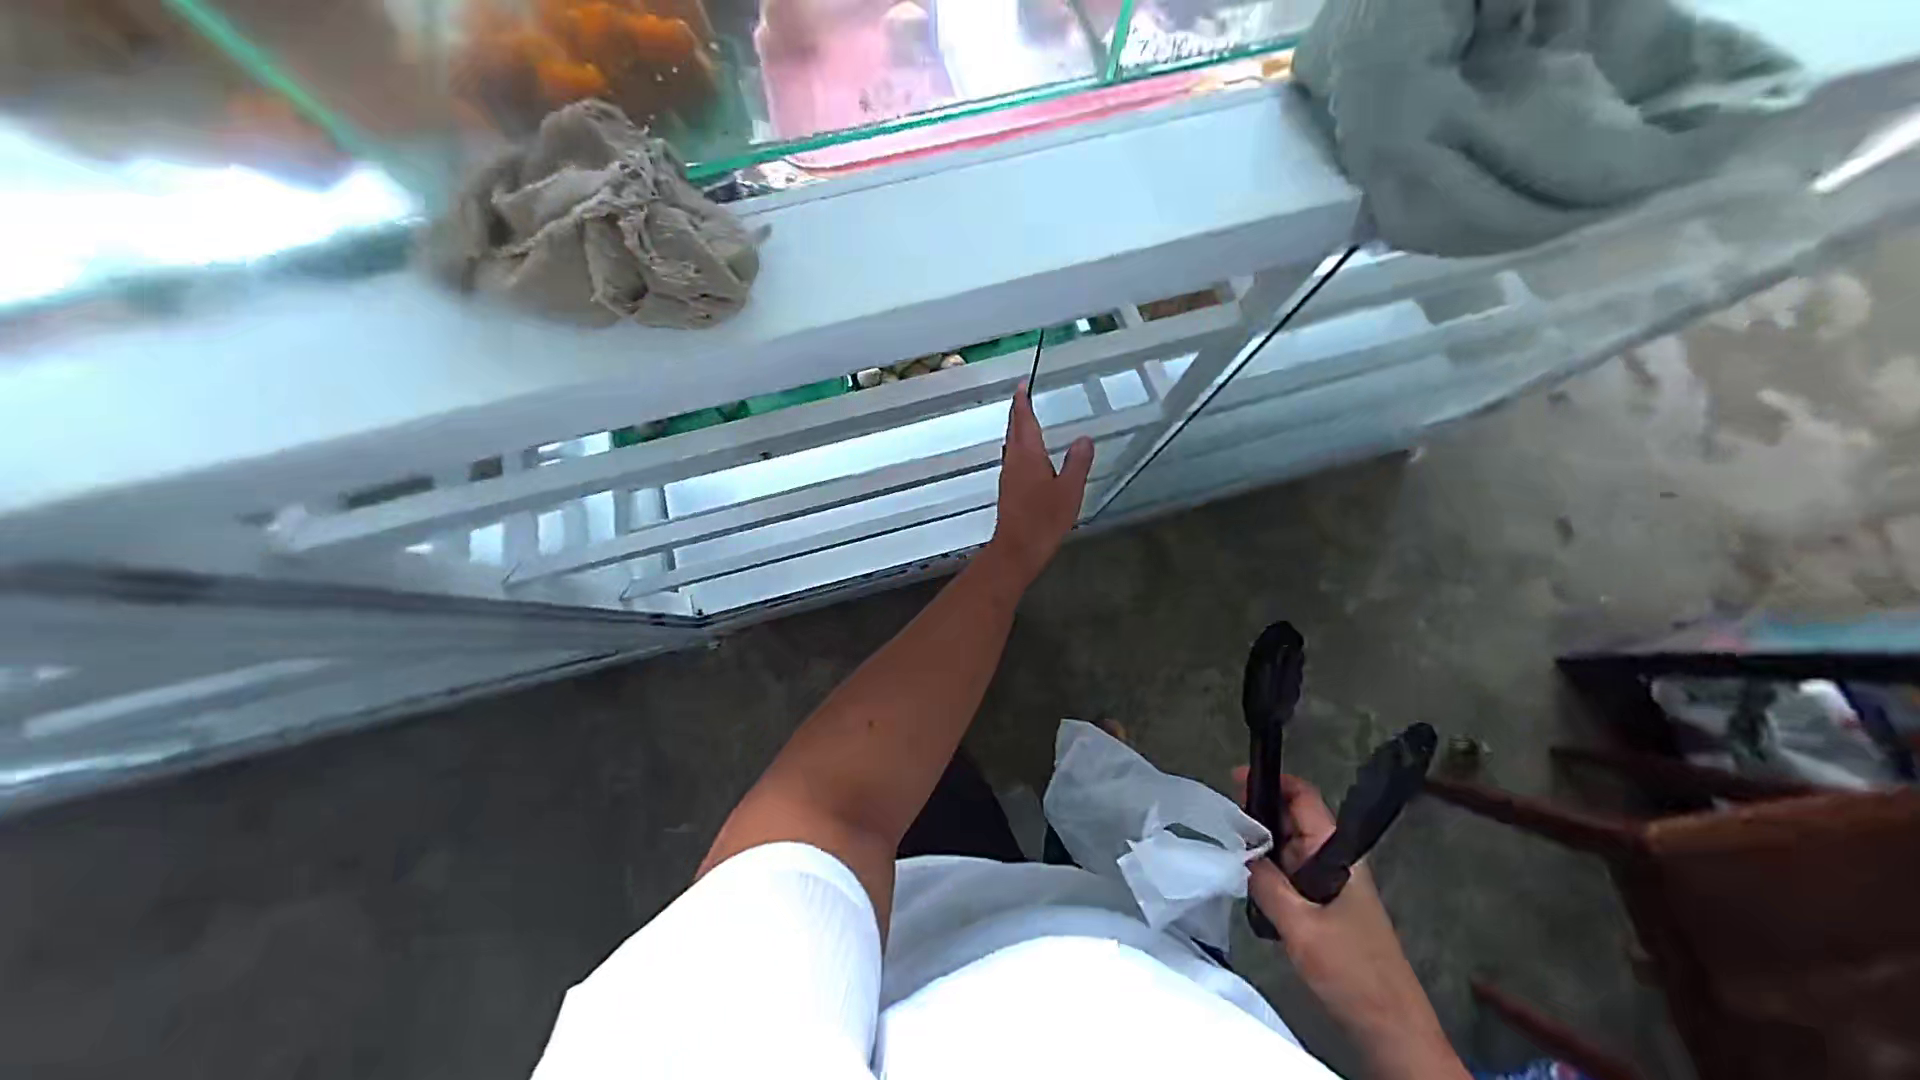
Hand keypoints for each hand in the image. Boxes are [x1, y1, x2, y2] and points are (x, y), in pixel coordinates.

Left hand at [987, 383, 1092, 585]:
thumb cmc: (1044, 519)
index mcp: (1028, 455)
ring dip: (1018, 429)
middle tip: (1022, 396)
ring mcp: (1008, 476)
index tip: (1020, 385)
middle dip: (1018, 412)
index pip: (1023, 421)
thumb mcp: (1069, 490)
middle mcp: (1014, 461)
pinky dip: (1019, 447)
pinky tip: (1027, 456)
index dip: (1022, 402)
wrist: (1017, 549)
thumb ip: (1077, 463)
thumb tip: (1084, 439)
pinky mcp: (1008, 490)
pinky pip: (1013, 459)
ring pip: (1011, 445)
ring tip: (1025, 420)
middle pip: (1014, 430)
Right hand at [1233, 768, 1467, 1079]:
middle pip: (1292, 819)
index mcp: (1338, 854)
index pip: (1304, 799)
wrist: (1391, 1030)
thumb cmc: (1351, 970)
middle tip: (1218, 814)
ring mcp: (1328, 884)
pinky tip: (1241, 876)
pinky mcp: (1321, 907)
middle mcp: (1334, 861)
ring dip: (1258, 842)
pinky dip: (1264, 869)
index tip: (1234, 777)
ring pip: (1286, 847)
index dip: (1272, 781)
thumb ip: (1265, 883)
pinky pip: (1287, 874)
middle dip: (1257, 810)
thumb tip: (1237, 851)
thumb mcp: (1299, 926)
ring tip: (1221, 841)